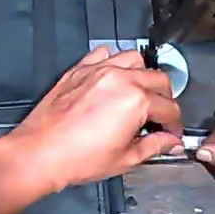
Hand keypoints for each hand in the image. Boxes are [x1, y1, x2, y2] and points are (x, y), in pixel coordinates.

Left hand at [0, 47, 183, 196]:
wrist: (40, 153)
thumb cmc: (78, 158)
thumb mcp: (125, 159)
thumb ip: (154, 146)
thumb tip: (170, 142)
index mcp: (137, 100)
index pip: (170, 108)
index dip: (175, 124)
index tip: (171, 133)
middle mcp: (121, 78)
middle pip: (158, 79)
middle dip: (165, 99)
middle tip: (159, 117)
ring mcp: (98, 70)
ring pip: (135, 60)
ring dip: (143, 75)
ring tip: (140, 94)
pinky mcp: (79, 70)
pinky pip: (104, 54)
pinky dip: (114, 62)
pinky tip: (113, 79)